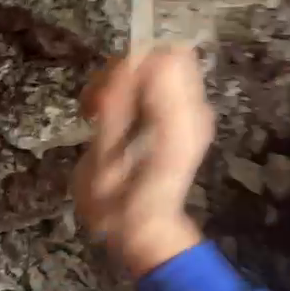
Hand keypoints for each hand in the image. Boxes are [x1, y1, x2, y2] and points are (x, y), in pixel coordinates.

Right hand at [74, 44, 212, 274]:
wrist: (144, 233)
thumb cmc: (118, 207)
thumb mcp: (104, 164)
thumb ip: (115, 113)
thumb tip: (121, 69)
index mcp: (177, 123)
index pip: (164, 61)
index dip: (124, 70)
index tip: (99, 102)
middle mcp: (193, 113)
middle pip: (165, 57)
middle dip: (122, 72)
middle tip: (96, 106)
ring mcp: (192, 115)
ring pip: (160, 65)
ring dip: (122, 81)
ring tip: (99, 112)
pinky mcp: (183, 118)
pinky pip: (158, 83)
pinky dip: (130, 91)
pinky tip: (111, 115)